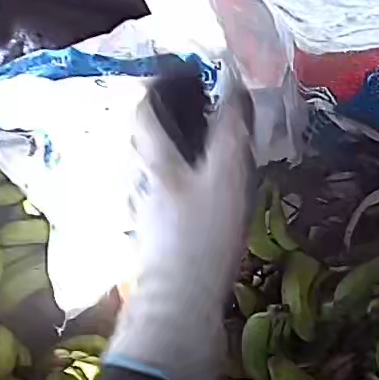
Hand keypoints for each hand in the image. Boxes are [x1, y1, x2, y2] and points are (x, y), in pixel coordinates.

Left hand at [104, 79, 254, 379]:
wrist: (180, 303)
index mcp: (155, 162)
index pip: (144, 111)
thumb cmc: (202, 235)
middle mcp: (144, 182)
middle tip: (205, 110)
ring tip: (214, 148)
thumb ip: (230, 132)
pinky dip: (188, 182)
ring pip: (160, 169)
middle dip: (172, 120)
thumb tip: (234, 86)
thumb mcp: (224, 177)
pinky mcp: (160, 238)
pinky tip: (210, 193)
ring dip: (181, 152)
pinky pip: (172, 195)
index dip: (159, 88)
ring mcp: (149, 212)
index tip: (185, 76)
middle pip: (150, 140)